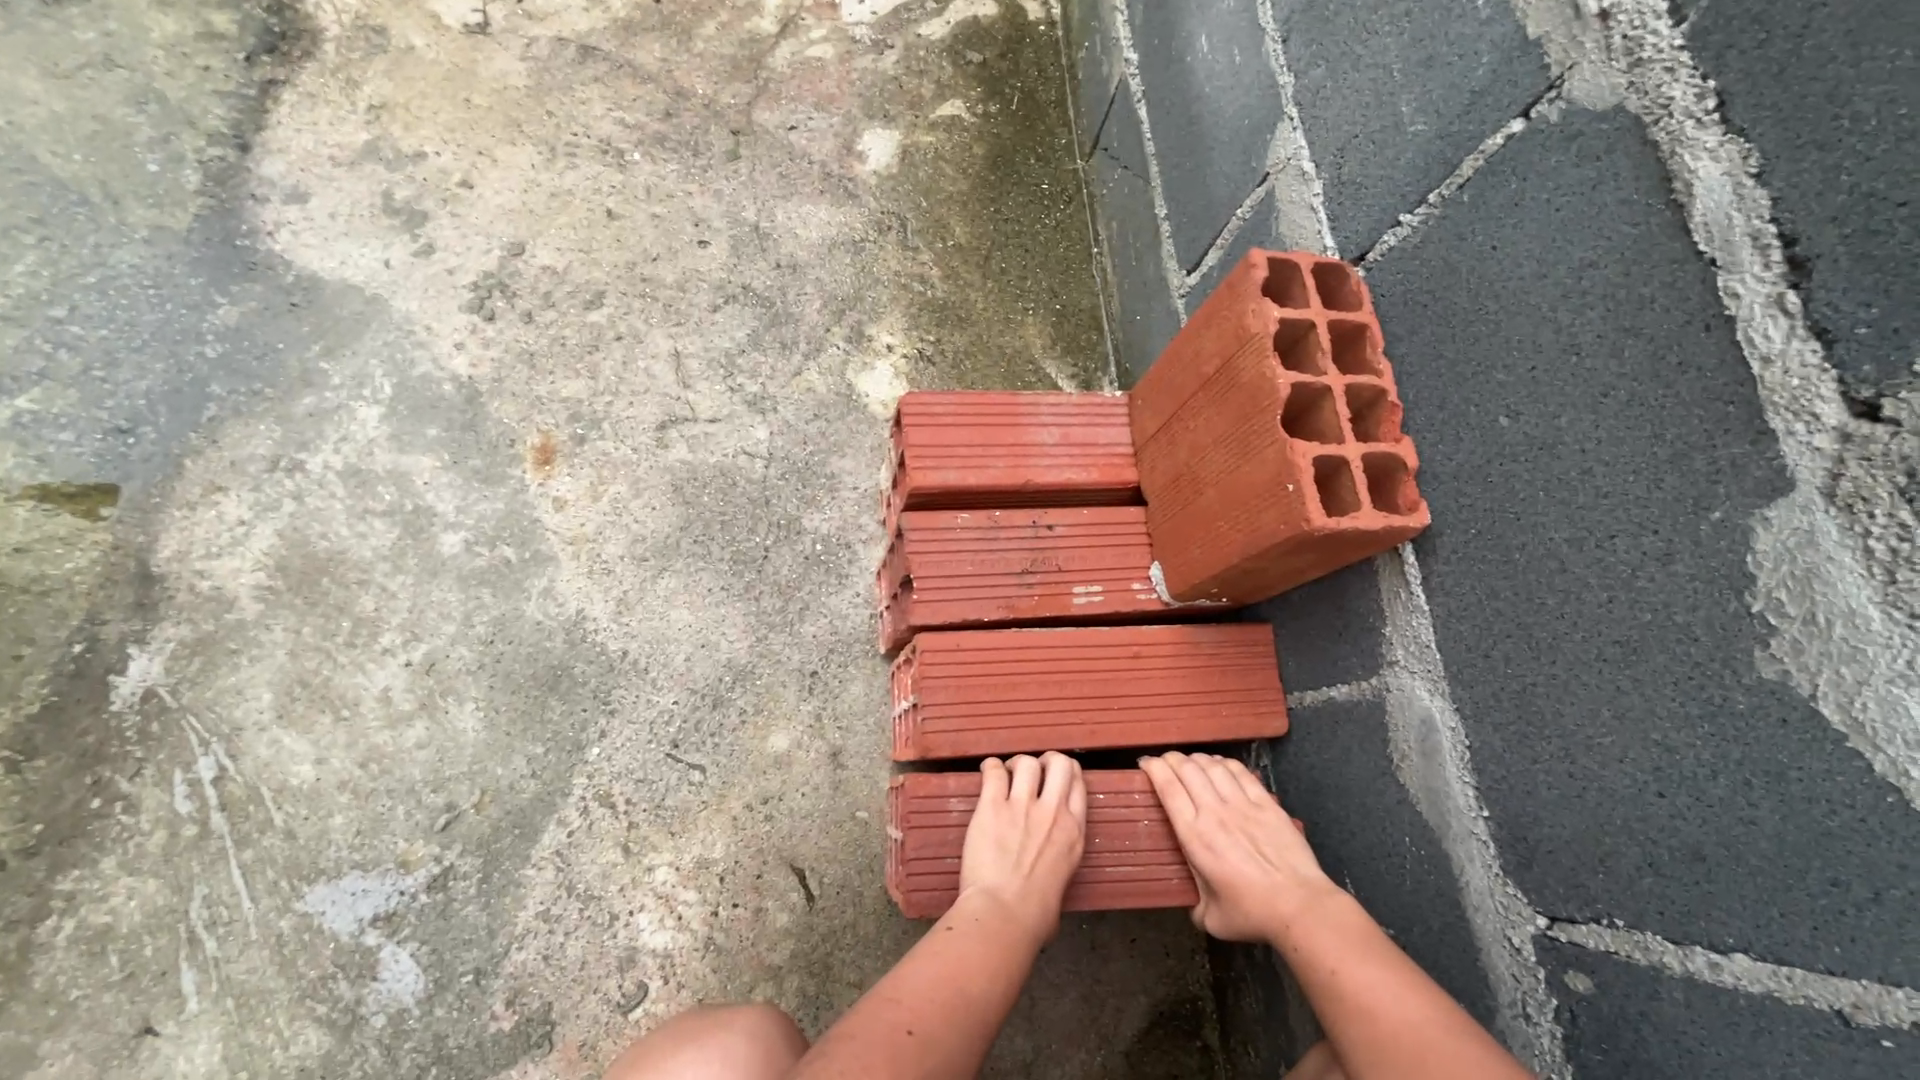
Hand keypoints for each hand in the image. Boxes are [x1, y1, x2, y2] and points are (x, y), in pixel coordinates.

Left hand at [956, 753, 1086, 944]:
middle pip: (1060, 764)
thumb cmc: (1035, 913)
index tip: (1053, 779)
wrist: (1005, 913)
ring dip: (1017, 764)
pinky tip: (987, 773)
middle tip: (1033, 772)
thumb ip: (1061, 860)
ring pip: (1028, 763)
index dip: (1066, 774)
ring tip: (1007, 774)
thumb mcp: (1064, 880)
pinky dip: (990, 767)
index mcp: (1074, 831)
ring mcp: (1023, 807)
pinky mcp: (992, 807)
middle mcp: (1053, 812)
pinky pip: (994, 772)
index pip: (1079, 784)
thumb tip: (1048, 870)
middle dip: (1047, 761)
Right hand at [1139, 751, 1336, 943]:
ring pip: (1213, 766)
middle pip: (1187, 769)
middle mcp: (1214, 812)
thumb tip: (1192, 903)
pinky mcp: (1267, 804)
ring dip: (1197, 758)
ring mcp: (1243, 805)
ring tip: (1190, 761)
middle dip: (1171, 759)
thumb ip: (1195, 904)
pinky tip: (1220, 765)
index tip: (1145, 764)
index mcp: (1194, 836)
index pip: (1168, 788)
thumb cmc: (1252, 913)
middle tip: (1164, 761)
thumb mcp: (1210, 918)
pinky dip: (1225, 763)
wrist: (1299, 906)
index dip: (1153, 768)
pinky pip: (1241, 772)